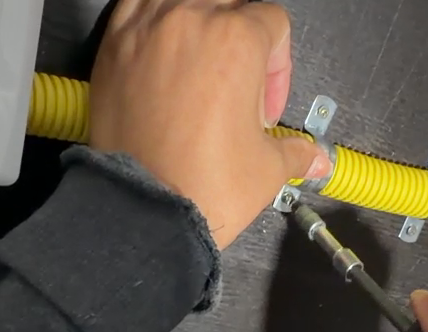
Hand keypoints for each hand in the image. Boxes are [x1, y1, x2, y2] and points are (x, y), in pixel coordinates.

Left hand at [89, 0, 329, 248]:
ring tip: (197, 69)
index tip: (266, 110)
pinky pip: (135, 6)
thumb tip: (314, 158)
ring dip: (196, 25)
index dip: (278, 68)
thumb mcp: (266, 171)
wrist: (145, 214)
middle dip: (239, 39)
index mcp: (237, 39)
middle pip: (227, 3)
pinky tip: (161, 57)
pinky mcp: (113, 47)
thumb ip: (294, 151)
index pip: (272, 23)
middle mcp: (191, 19)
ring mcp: (147, 28)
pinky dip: (153, 23)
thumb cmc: (206, 189)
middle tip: (235, 88)